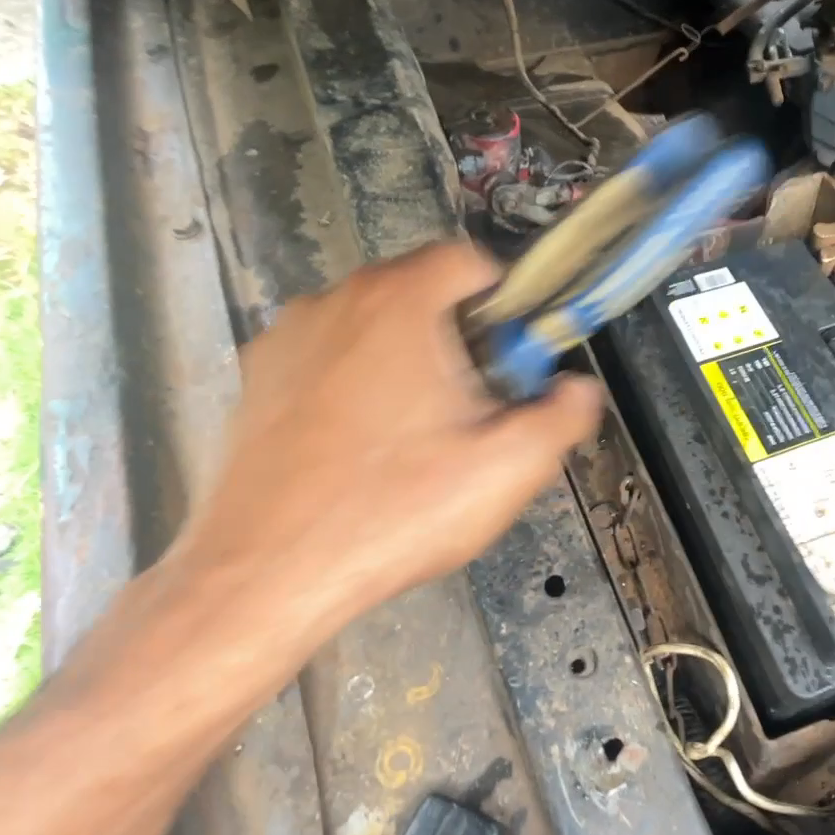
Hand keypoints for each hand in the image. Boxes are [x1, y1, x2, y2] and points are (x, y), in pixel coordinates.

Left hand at [166, 241, 603, 646]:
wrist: (265, 575)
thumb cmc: (393, 511)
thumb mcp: (506, 469)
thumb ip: (563, 416)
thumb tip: (579, 390)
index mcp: (399, 304)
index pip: (467, 259)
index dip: (505, 299)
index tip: (516, 353)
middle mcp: (336, 301)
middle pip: (419, 289)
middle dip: (458, 333)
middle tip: (475, 404)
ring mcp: (286, 336)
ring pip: (371, 324)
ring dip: (406, 356)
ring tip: (417, 433)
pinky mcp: (255, 377)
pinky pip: (328, 356)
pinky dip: (356, 381)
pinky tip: (361, 447)